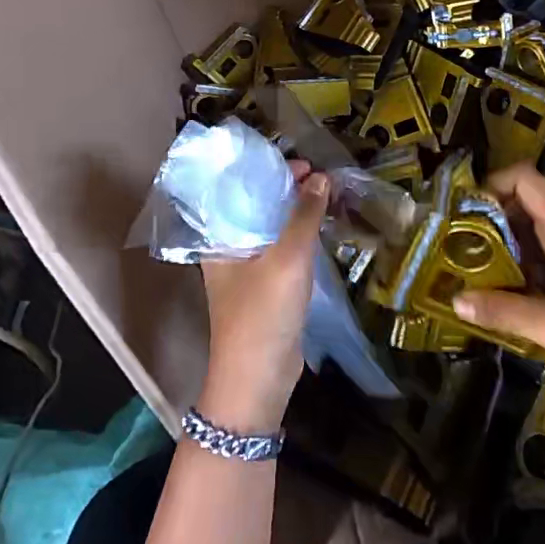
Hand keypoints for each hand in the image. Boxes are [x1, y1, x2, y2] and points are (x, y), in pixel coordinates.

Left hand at [196, 165, 328, 433]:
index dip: (269, 172)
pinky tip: (320, 226)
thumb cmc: (263, 313)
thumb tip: (321, 178)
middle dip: (287, 189)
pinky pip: (282, 250)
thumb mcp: (287, 260)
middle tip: (321, 177)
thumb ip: (304, 216)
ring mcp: (246, 269)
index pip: (239, 190)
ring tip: (325, 194)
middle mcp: (228, 247)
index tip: (303, 163)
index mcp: (220, 236)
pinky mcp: (265, 286)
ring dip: (296, 212)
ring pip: (272, 228)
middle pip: (257, 207)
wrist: (258, 379)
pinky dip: (300, 235)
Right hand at [453, 164, 544, 403]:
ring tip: (467, 271)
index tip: (462, 213)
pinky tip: (499, 296)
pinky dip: (515, 271)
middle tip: (454, 247)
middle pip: (519, 206)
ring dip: (498, 249)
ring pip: (528, 236)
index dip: (491, 184)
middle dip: (485, 221)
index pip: (524, 179)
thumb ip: (504, 311)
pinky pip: (539, 262)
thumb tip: (454, 299)